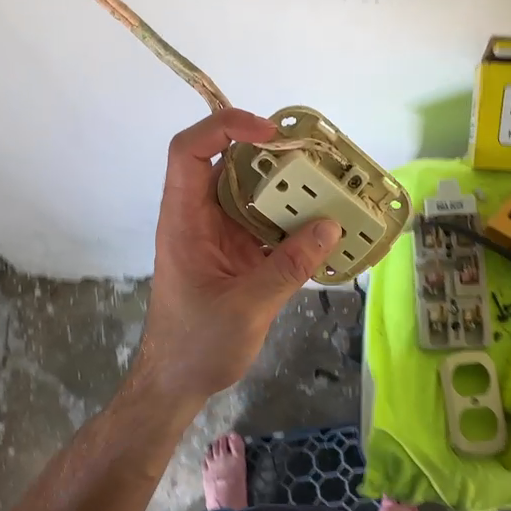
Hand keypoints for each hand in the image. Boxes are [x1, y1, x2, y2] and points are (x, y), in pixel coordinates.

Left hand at [133, 110, 340, 400]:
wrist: (177, 382)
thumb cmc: (196, 347)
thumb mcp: (246, 309)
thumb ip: (287, 268)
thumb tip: (330, 227)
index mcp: (184, 223)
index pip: (188, 152)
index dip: (224, 128)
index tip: (270, 134)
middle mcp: (199, 220)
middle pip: (230, 167)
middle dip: (273, 158)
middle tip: (320, 161)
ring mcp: (219, 238)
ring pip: (252, 195)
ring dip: (289, 190)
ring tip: (332, 189)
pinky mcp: (237, 256)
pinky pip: (265, 226)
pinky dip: (292, 222)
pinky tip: (325, 228)